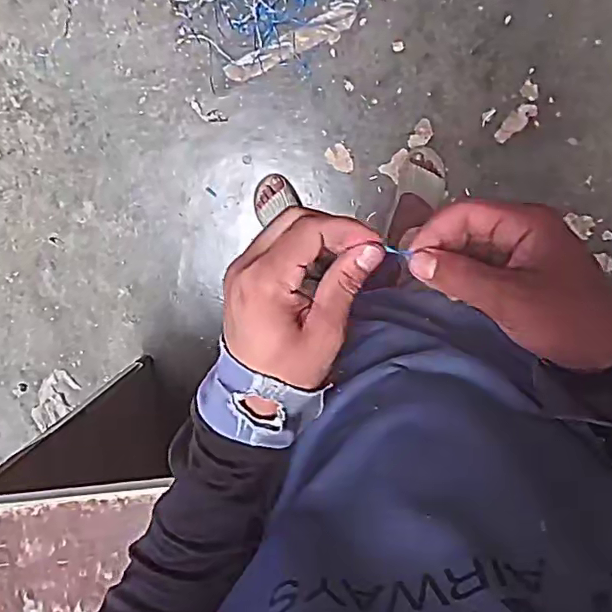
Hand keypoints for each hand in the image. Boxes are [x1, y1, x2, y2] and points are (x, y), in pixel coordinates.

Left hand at [223, 207, 384, 390]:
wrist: (253, 393)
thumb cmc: (285, 373)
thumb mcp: (324, 331)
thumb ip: (344, 283)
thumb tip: (367, 250)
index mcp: (263, 280)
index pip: (308, 230)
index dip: (345, 230)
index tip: (371, 243)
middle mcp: (245, 267)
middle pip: (293, 219)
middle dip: (332, 227)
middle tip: (360, 247)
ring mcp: (240, 269)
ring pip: (283, 227)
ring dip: (317, 234)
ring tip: (344, 258)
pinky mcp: (243, 274)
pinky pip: (274, 243)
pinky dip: (301, 246)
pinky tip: (320, 267)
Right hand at [404, 199, 611, 369]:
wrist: (608, 354)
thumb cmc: (564, 320)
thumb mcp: (508, 298)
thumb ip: (459, 276)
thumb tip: (416, 260)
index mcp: (527, 222)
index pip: (465, 212)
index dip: (433, 232)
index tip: (412, 261)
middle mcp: (524, 227)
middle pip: (466, 224)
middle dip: (439, 246)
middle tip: (417, 275)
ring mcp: (523, 247)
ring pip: (471, 244)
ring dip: (449, 261)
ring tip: (431, 284)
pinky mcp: (521, 268)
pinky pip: (482, 261)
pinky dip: (462, 273)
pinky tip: (451, 290)